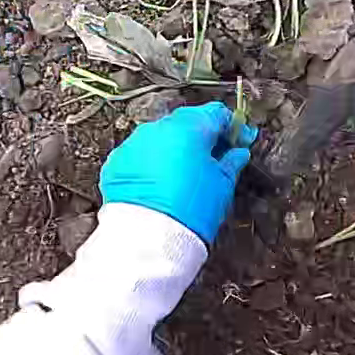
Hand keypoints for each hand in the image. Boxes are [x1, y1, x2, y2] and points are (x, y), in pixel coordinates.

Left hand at [100, 102, 256, 244]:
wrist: (150, 240)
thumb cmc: (191, 212)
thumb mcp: (221, 185)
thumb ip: (231, 162)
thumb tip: (237, 152)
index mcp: (188, 128)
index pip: (215, 114)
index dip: (231, 127)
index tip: (238, 140)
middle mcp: (157, 129)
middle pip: (186, 124)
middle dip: (201, 139)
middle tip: (214, 159)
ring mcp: (133, 144)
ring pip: (160, 139)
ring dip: (174, 151)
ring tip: (185, 176)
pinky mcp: (116, 162)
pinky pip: (139, 156)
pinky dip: (151, 165)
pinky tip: (161, 185)